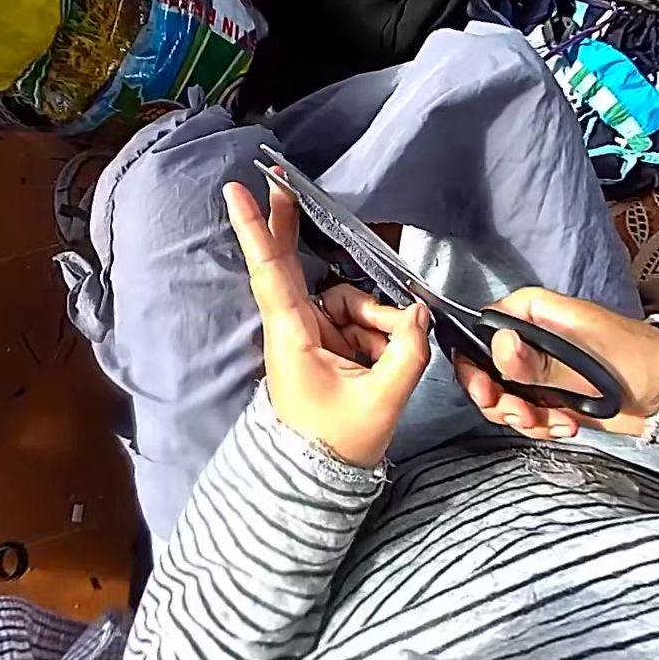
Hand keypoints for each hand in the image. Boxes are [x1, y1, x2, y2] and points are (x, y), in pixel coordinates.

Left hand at [224, 178, 430, 466]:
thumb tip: (419, 313)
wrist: (319, 477)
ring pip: (352, 298)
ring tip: (388, 360)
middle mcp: (298, 327)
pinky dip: (383, 331)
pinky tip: (389, 357)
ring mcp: (316, 332)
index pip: (272, 274)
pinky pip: (364, 317)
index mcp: (292, 338)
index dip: (258, 230)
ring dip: (379, 319)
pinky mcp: (333, 340)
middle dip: (288, 224)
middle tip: (282, 183)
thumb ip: (406, 354)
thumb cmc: (335, 443)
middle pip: (292, 265)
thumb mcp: (380, 402)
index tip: (239, 191)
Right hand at [451, 288, 658, 441]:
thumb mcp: (588, 362)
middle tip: (521, 414)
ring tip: (557, 422)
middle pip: (485, 368)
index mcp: (533, 313)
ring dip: (522, 417)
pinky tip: (569, 426)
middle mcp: (529, 338)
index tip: (486, 389)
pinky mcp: (548, 395)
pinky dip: (542, 426)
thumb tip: (499, 346)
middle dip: (498, 398)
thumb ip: (540, 361)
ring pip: (502, 395)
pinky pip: (525, 413)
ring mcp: (538, 368)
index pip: (483, 328)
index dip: (476, 360)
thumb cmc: (637, 361)